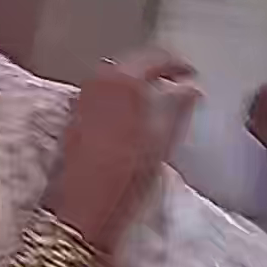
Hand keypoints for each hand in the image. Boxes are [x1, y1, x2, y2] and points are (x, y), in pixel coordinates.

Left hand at [42, 48, 198, 250]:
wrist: (83, 208)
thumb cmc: (127, 175)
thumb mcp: (161, 141)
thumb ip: (178, 108)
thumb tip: (192, 89)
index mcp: (124, 80)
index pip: (154, 58)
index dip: (176, 64)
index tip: (191, 73)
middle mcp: (100, 79)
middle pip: (132, 62)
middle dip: (155, 68)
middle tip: (176, 81)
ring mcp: (83, 94)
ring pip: (114, 74)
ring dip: (135, 78)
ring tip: (156, 94)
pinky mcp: (74, 111)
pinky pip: (101, 89)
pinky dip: (118, 91)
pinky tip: (130, 109)